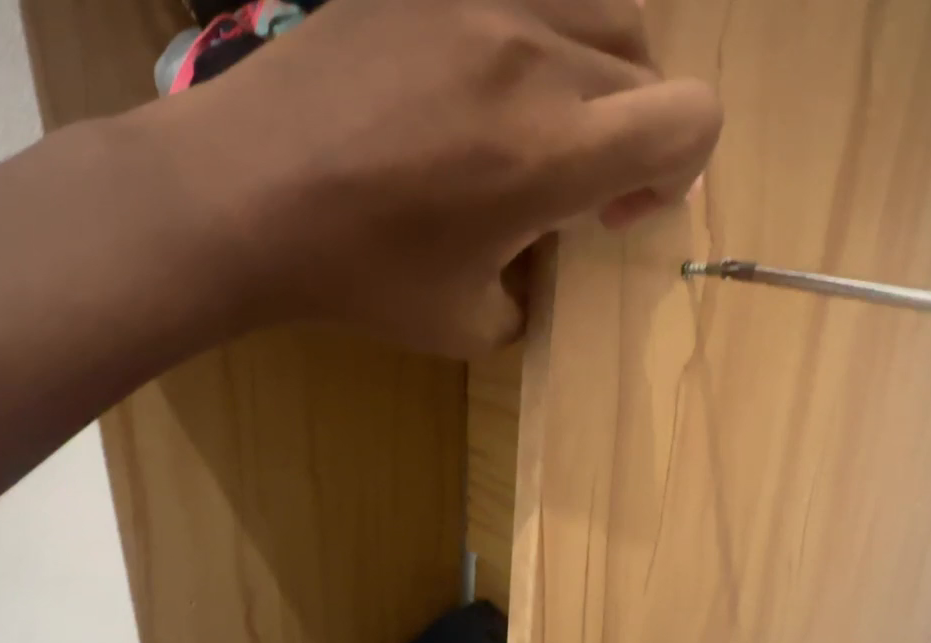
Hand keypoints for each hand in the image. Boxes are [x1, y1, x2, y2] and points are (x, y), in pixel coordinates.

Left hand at [135, 0, 720, 357]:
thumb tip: (550, 256)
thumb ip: (541, 292)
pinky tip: (485, 76)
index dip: (681, 168)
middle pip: (648, 70)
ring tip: (540, 117)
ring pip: (599, 11)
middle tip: (571, 181)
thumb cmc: (358, 275)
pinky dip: (536, 32)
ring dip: (598, 74)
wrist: (237, 196)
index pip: (693, 118)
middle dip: (633, 136)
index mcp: (553, 150)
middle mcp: (533, 55)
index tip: (615, 208)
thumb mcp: (471, 324)